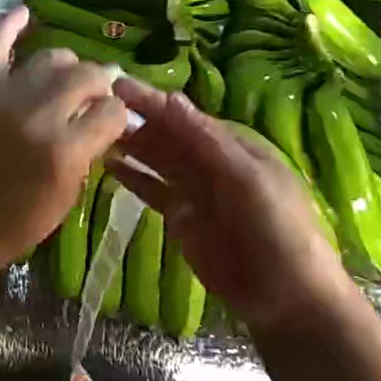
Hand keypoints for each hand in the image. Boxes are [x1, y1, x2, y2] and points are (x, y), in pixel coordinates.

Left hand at [0, 6, 130, 274]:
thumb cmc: (17, 221)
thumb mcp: (68, 195)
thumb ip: (90, 149)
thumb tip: (107, 116)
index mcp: (64, 150)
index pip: (111, 110)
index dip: (118, 115)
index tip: (113, 122)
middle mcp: (38, 115)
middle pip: (87, 76)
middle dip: (100, 85)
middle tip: (96, 98)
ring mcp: (4, 97)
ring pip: (53, 58)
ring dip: (69, 66)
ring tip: (70, 80)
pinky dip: (9, 25)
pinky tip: (26, 12)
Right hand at [108, 79, 352, 331]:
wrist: (285, 296)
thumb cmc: (276, 227)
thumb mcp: (247, 178)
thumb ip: (207, 140)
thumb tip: (171, 98)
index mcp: (231, 143)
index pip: (183, 115)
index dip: (151, 100)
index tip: (116, 84)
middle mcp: (210, 161)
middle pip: (167, 135)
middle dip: (136, 120)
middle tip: (94, 108)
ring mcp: (196, 190)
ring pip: (157, 160)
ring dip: (131, 145)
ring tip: (95, 132)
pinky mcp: (183, 218)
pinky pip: (154, 191)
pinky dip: (134, 178)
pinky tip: (110, 166)